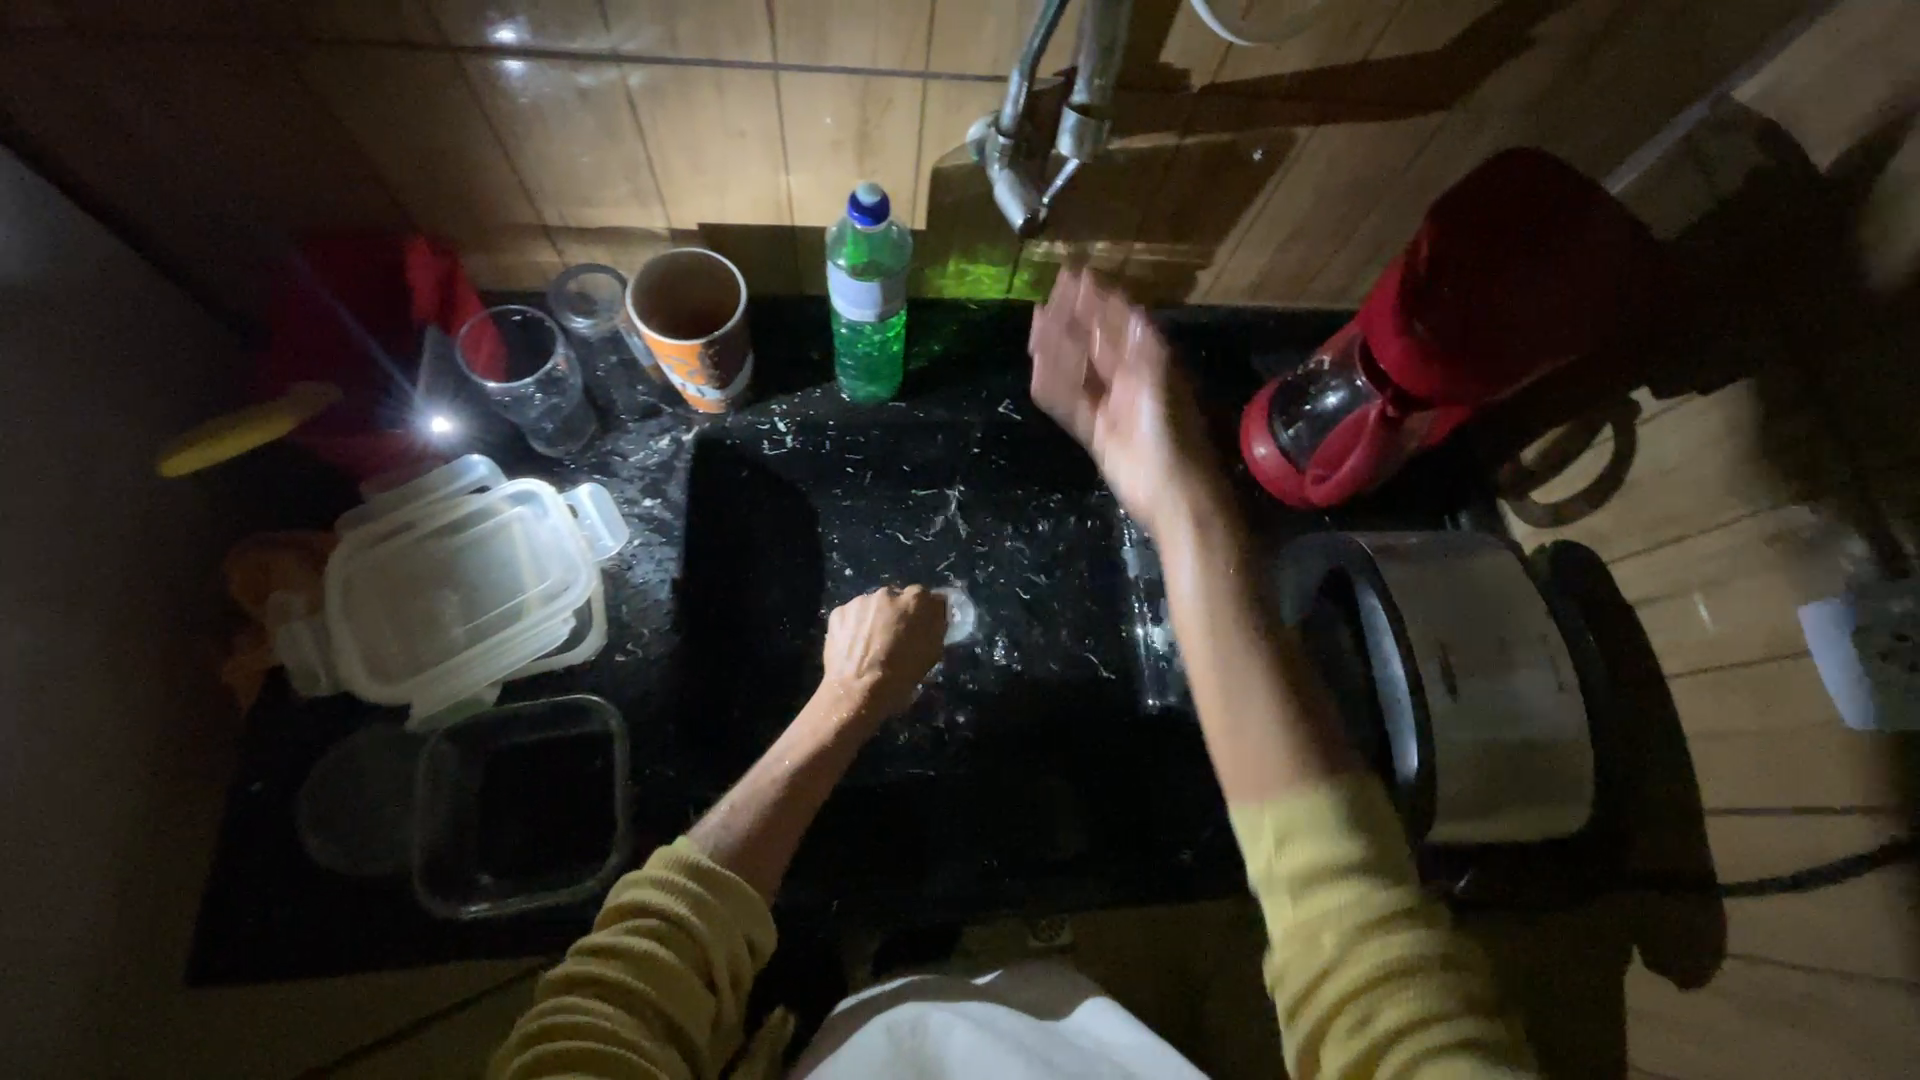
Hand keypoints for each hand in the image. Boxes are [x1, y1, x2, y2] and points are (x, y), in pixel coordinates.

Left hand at [820, 586, 948, 723]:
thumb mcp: (933, 652)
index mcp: (917, 600)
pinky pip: (851, 616)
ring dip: (873, 619)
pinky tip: (852, 647)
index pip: (926, 597)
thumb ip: (935, 626)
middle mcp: (889, 592)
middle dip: (896, 614)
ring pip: (871, 606)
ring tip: (868, 646)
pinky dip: (853, 627)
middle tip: (892, 638)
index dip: (922, 613)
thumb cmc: (902, 675)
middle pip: (896, 599)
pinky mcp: (839, 611)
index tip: (919, 628)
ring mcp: (861, 600)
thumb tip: (933, 617)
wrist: (859, 690)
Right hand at [1028, 268, 1225, 539]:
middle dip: (1075, 318)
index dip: (1100, 301)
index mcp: (1152, 365)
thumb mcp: (1162, 386)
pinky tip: (1037, 371)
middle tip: (1050, 293)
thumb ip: (1142, 350)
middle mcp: (1131, 381)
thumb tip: (1130, 308)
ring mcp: (1112, 407)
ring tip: (1035, 325)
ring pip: (1078, 371)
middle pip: (1096, 343)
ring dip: (1058, 348)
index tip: (1077, 277)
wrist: (1175, 497)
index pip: (1121, 325)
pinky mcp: (1097, 434)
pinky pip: (1069, 406)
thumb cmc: (1174, 439)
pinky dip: (1053, 389)